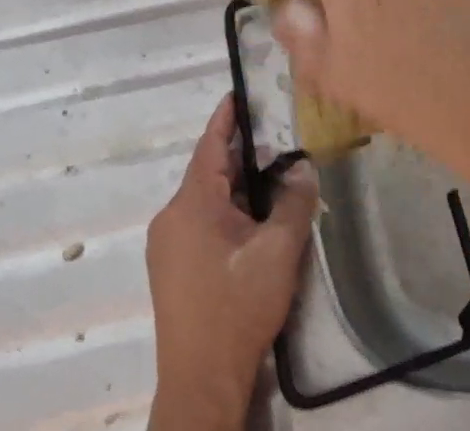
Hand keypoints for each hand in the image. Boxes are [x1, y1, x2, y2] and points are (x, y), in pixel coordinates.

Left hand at [146, 95, 317, 430]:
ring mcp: (167, 246)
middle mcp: (171, 219)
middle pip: (208, 173)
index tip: (238, 93)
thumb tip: (302, 168)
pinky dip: (226, 210)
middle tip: (277, 140)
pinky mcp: (172, 268)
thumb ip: (294, 202)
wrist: (202, 376)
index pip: (209, 148)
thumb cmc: (239, 305)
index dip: (225, 119)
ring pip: (205, 200)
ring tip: (273, 179)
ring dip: (236, 187)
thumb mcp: (279, 250)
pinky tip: (253, 221)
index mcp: (191, 207)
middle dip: (241, 155)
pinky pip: (200, 222)